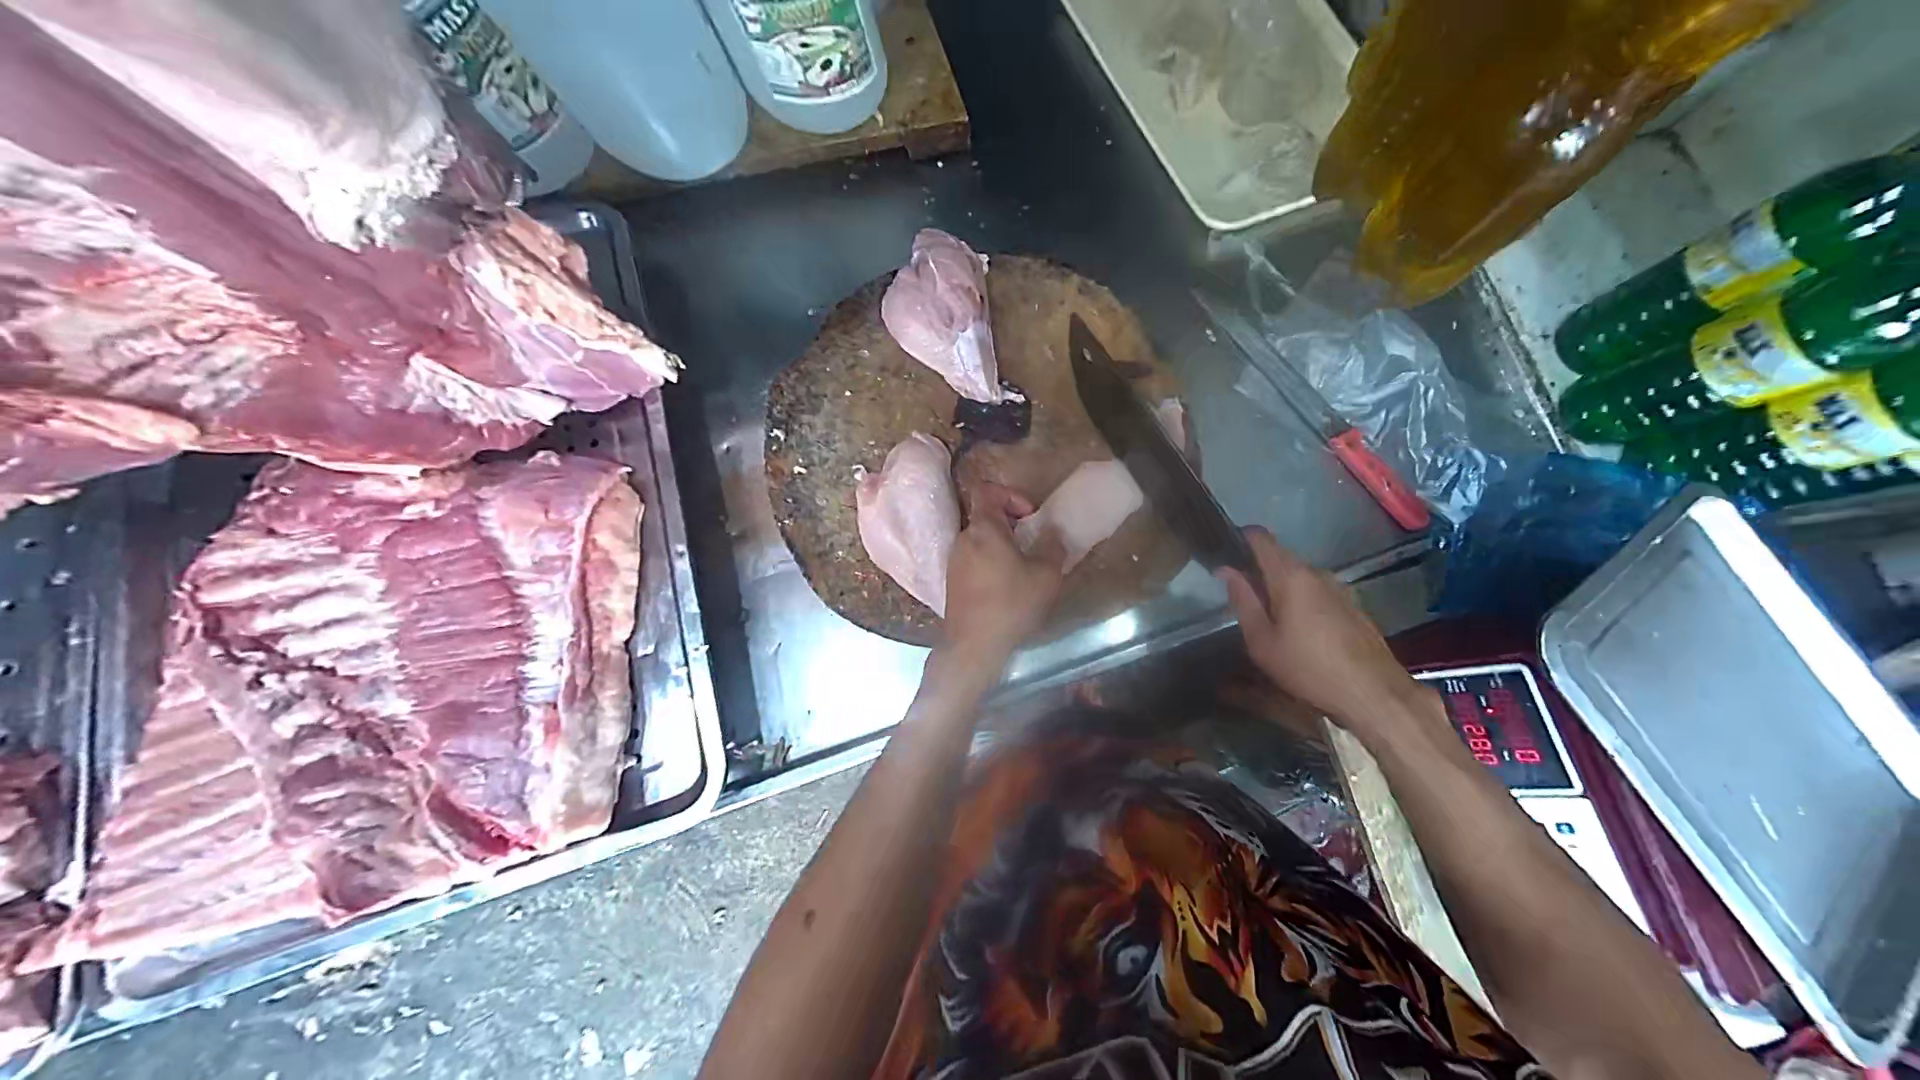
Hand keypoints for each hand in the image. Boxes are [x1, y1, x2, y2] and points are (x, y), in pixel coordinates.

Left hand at [941, 482, 1066, 660]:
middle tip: (1033, 544)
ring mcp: (954, 561)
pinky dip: (990, 563)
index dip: (1011, 494)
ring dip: (1001, 546)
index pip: (987, 490)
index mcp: (984, 529)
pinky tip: (1006, 587)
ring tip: (1023, 569)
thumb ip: (1053, 546)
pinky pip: (973, 560)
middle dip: (1011, 524)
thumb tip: (1052, 532)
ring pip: (980, 541)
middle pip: (986, 516)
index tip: (1030, 516)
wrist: (974, 645)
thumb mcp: (1046, 575)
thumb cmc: (1012, 604)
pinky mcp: (951, 581)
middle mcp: (963, 539)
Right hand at [1218, 527, 1429, 738]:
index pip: (1261, 538)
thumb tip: (1226, 570)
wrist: (1374, 693)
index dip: (1240, 539)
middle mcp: (1317, 573)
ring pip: (1300, 576)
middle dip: (1258, 569)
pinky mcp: (1353, 605)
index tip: (1225, 554)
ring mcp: (1339, 588)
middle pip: (1281, 557)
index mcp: (1291, 576)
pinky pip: (1318, 592)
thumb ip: (1243, 601)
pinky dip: (1302, 601)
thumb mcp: (1262, 641)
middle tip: (1240, 597)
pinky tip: (1299, 630)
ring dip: (1281, 588)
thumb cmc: (1309, 668)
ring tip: (1268, 618)